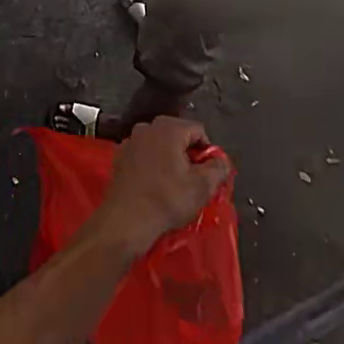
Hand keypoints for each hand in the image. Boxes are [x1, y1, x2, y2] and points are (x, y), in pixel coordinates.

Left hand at [89, 116, 230, 255]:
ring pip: (159, 143)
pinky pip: (144, 152)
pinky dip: (152, 162)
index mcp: (168, 128)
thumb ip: (218, 168)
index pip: (198, 130)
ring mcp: (131, 139)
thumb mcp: (202, 186)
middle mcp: (147, 126)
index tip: (207, 172)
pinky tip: (154, 182)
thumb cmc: (168, 198)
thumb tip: (222, 160)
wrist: (129, 216)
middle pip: (177, 134)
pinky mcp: (121, 154)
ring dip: (170, 157)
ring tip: (174, 182)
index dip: (207, 150)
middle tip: (193, 178)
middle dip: (188, 153)